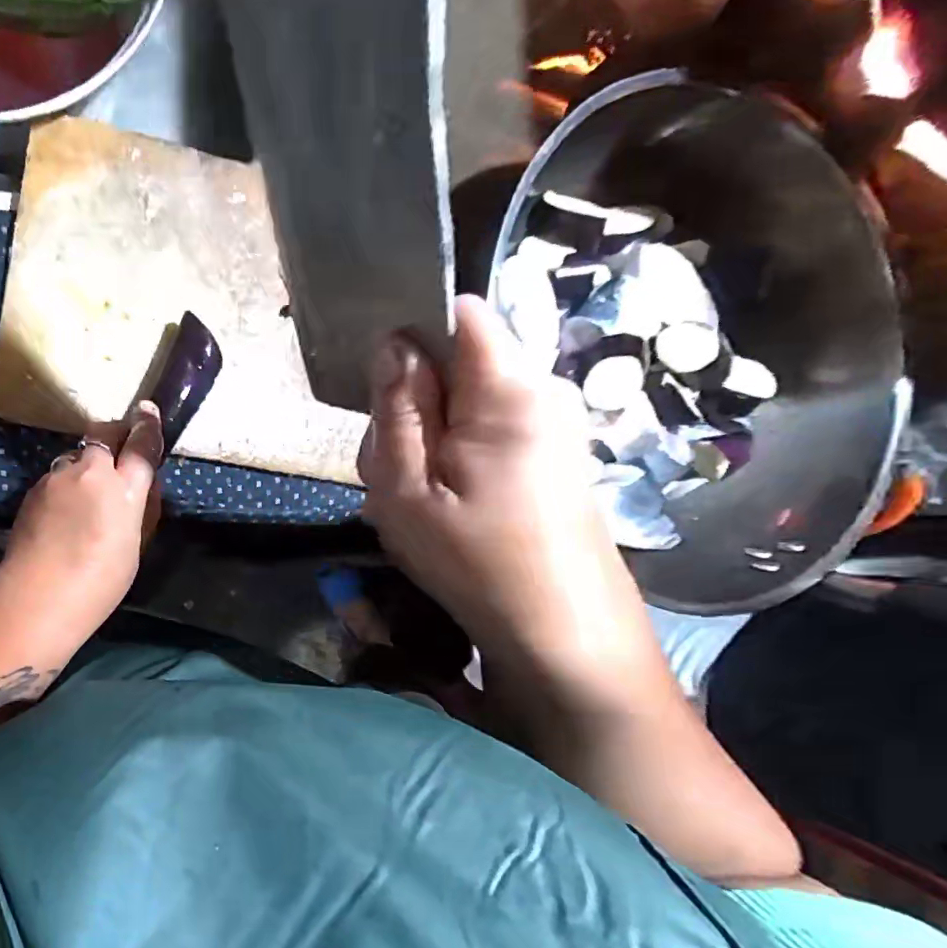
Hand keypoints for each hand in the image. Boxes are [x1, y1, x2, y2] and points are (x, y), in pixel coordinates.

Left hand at [0, 400, 163, 631]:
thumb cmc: (98, 582)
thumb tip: (141, 489)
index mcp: (123, 490)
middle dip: (114, 434)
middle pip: (103, 434)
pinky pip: (57, 476)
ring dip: (86, 465)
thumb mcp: (134, 547)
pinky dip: (66, 484)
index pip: (141, 446)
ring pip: (76, 457)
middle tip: (119, 451)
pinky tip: (64, 513)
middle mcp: (90, 473)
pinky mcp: (34, 489)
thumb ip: (139, 510)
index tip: (148, 411)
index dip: (147, 427)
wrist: (37, 596)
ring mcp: (57, 477)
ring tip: (87, 495)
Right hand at [358, 295, 637, 657]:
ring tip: (417, 496)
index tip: (382, 386)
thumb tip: (394, 343)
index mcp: (508, 391)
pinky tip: (447, 506)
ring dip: (429, 436)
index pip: (459, 313)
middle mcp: (541, 392)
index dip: (413, 332)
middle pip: (457, 363)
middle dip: (414, 400)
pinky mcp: (551, 455)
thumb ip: (397, 410)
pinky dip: (455, 457)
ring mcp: (552, 425)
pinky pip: (487, 431)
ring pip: (466, 402)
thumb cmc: (477, 564)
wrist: (564, 634)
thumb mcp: (407, 491)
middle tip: (393, 466)